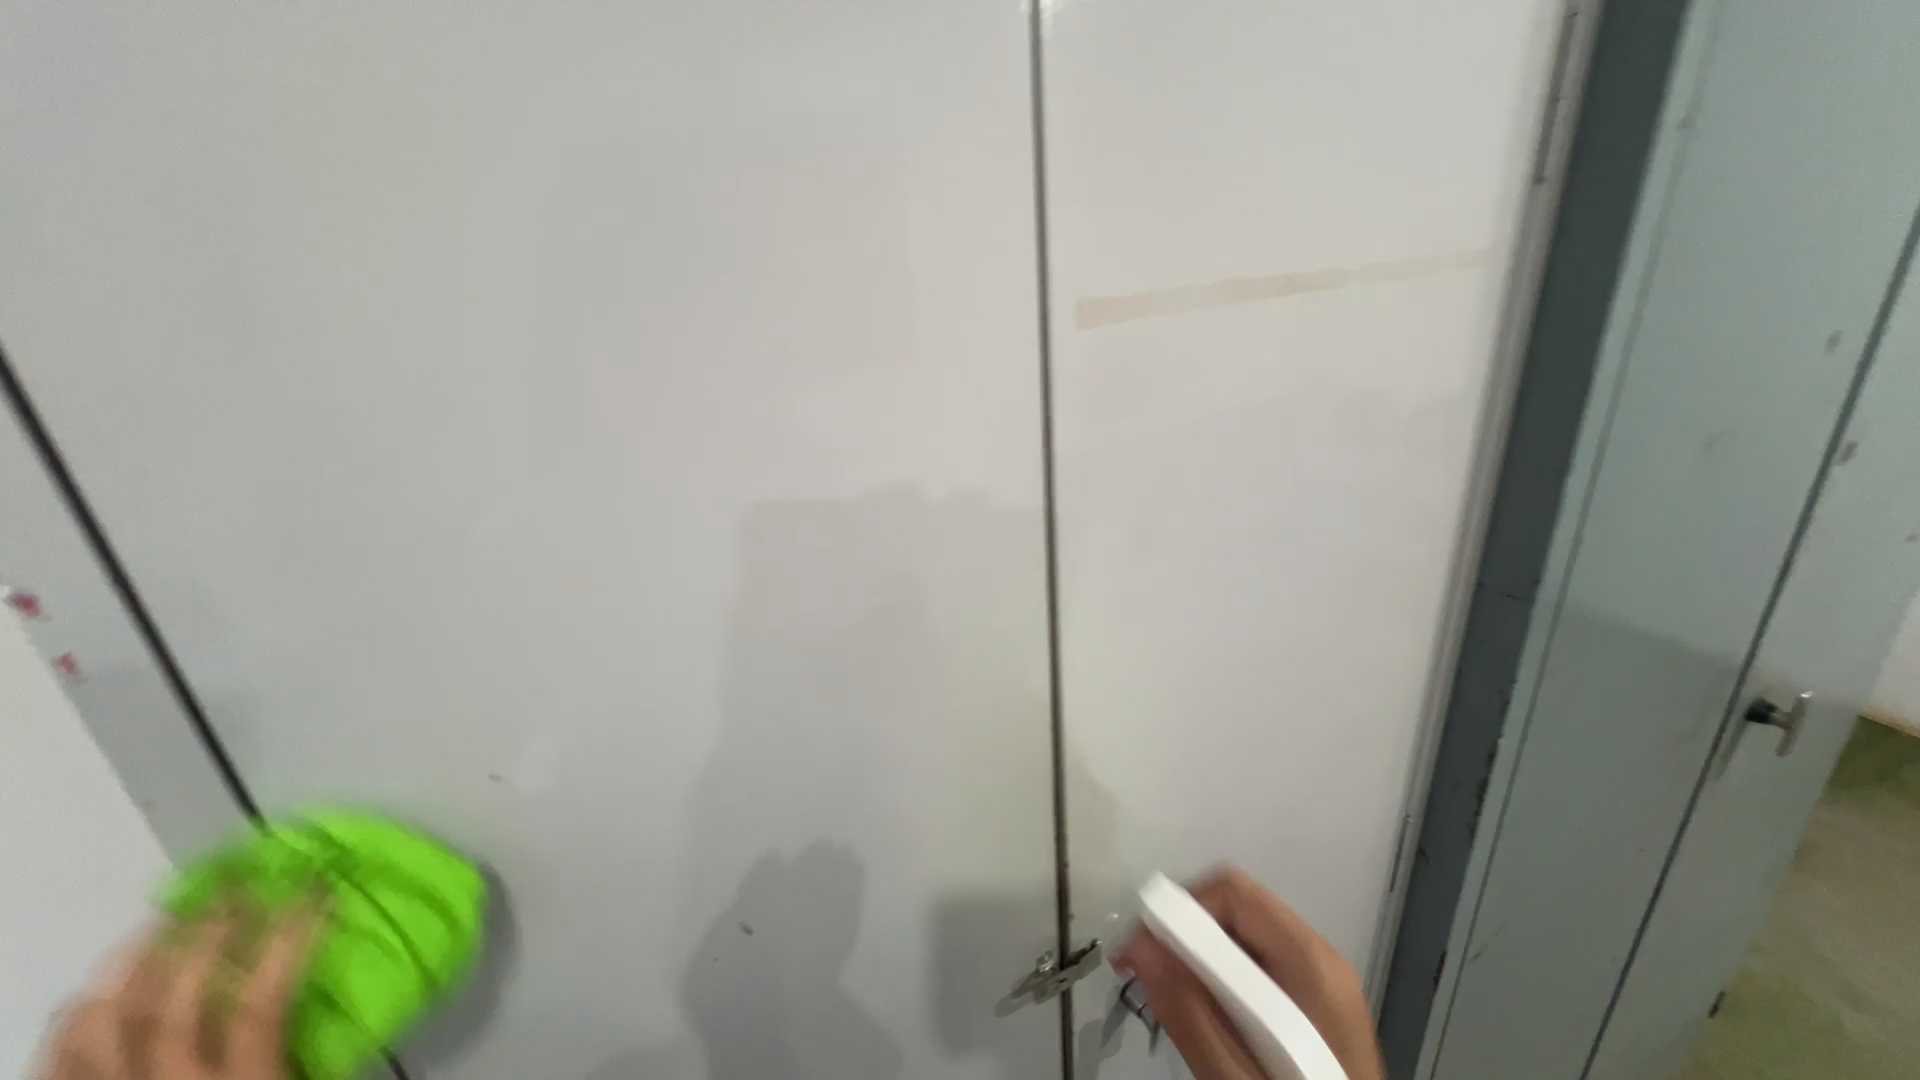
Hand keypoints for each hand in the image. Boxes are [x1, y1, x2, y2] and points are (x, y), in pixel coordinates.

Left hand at [38, 906, 321, 1079]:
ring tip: (164, 921)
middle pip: (171, 1003)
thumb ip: (313, 1051)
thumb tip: (350, 990)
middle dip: (207, 935)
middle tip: (237, 889)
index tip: (316, 894)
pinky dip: (71, 1021)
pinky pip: (53, 1064)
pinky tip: (96, 990)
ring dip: (132, 965)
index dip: (289, 940)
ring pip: (100, 1026)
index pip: (261, 1001)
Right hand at [1113, 866, 1384, 1079]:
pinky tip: (1203, 1013)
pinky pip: (1253, 962)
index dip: (1178, 911)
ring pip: (1239, 933)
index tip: (1139, 953)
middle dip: (1181, 932)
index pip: (1232, 893)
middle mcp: (1319, 957)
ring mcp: (1319, 978)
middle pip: (1234, 907)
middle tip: (1142, 973)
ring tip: (1167, 997)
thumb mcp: (1237, 1077)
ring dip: (1195, 954)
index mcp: (1311, 964)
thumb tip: (1141, 943)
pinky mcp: (1312, 1001)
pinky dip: (1217, 974)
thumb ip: (1191, 1012)